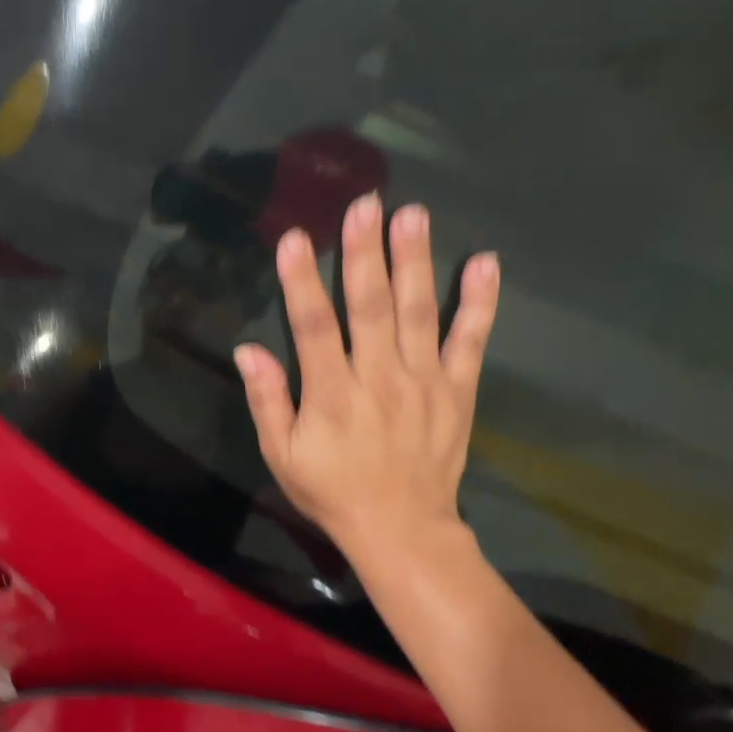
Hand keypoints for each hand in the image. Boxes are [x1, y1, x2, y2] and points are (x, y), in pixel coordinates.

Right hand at [233, 195, 500, 559]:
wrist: (401, 527)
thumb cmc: (330, 489)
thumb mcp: (281, 454)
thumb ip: (268, 400)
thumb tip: (248, 350)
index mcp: (331, 394)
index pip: (313, 326)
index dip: (301, 281)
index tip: (294, 239)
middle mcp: (379, 378)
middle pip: (371, 306)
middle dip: (365, 253)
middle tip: (365, 205)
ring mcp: (425, 380)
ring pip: (419, 311)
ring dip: (416, 261)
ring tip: (413, 214)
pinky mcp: (458, 389)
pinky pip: (472, 340)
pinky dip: (480, 302)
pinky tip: (484, 263)